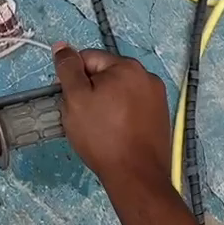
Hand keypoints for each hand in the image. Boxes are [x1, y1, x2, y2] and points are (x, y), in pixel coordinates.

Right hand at [52, 42, 172, 189]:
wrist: (137, 179)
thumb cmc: (102, 135)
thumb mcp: (75, 98)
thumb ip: (67, 68)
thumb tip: (62, 46)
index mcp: (127, 66)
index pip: (89, 59)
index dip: (74, 78)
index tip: (70, 101)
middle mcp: (147, 77)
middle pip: (106, 74)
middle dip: (91, 91)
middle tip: (83, 116)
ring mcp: (158, 98)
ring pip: (119, 91)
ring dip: (106, 102)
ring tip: (99, 127)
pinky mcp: (162, 118)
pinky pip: (133, 106)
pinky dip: (121, 115)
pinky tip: (115, 134)